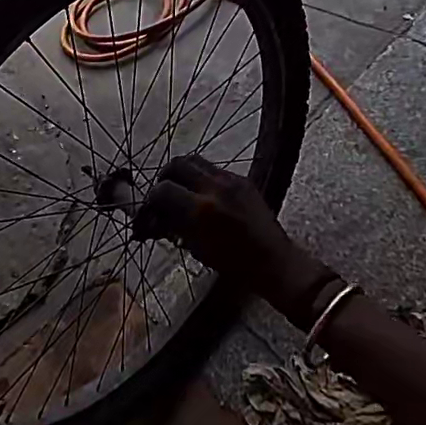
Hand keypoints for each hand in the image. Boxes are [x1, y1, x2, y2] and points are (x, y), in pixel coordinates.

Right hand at [136, 156, 330, 321]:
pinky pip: (213, 168)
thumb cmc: (234, 264)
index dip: (151, 198)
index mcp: (201, 209)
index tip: (151, 208)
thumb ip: (174, 227)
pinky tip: (202, 193)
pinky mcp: (242, 179)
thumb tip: (152, 219)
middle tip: (163, 193)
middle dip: (164, 177)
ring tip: (180, 189)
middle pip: (177, 164)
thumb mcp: (197, 248)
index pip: (163, 189)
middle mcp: (214, 187)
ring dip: (182, 172)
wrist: (274, 261)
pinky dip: (201, 176)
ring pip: (195, 160)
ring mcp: (231, 180)